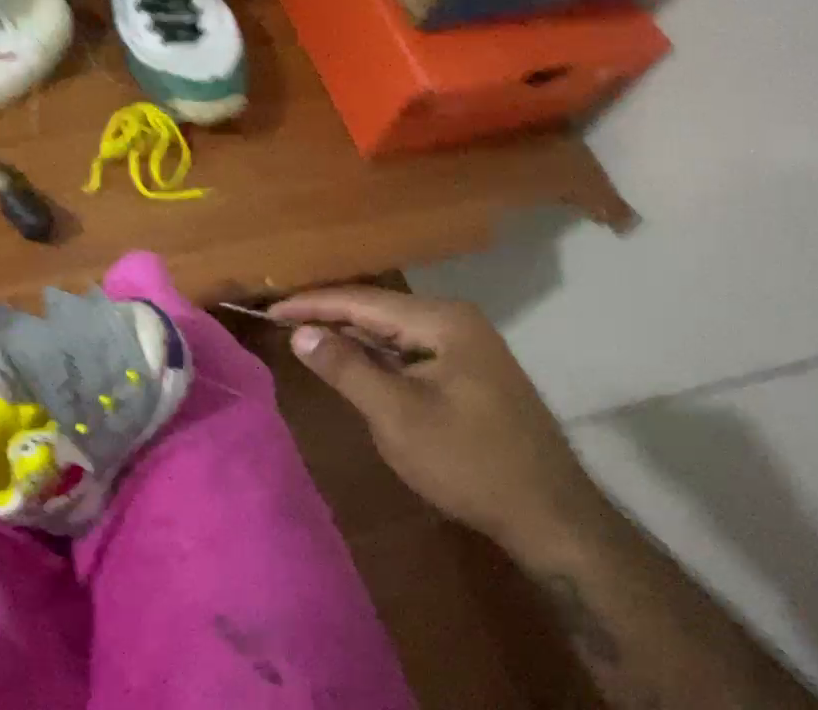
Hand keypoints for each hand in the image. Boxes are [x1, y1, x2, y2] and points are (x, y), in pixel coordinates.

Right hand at [270, 286, 607, 552]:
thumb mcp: (397, 417)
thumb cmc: (469, 462)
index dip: (311, 305)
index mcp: (442, 322)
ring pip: (390, 330)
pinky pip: (407, 350)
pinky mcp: (466, 371)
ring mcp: (464, 346)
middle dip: (326, 314)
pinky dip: (372, 353)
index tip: (267, 310)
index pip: (361, 300)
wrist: (550, 516)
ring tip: (301, 335)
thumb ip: (346, 368)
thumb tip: (300, 333)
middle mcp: (455, 321)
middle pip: (376, 308)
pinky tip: (347, 360)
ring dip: (347, 333)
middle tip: (277, 320)